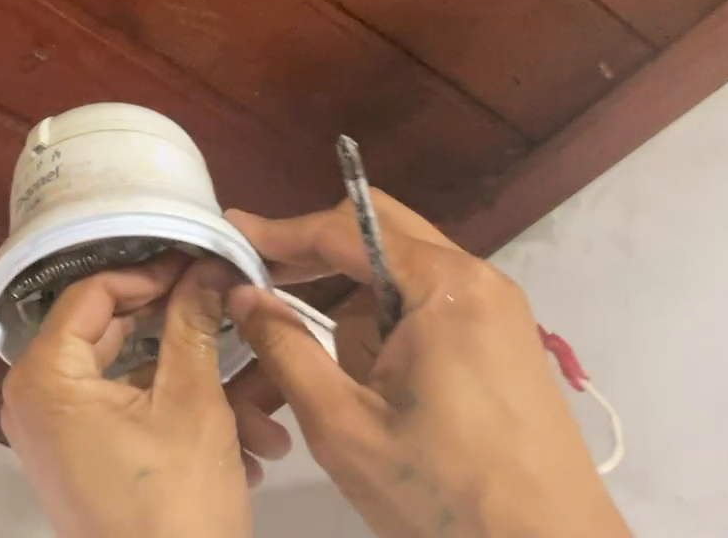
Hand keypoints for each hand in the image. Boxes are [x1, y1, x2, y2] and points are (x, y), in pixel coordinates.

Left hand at [0, 256, 289, 537]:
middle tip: (230, 313)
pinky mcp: (79, 461)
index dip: (149, 273)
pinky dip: (177, 420)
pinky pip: (126, 416)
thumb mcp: (191, 403)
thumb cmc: (174, 504)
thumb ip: (192, 323)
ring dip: (195, 389)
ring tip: (262, 412)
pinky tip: (243, 443)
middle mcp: (35, 397)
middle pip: (112, 335)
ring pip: (130, 381)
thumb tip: (206, 265)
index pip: (93, 293)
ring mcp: (56, 433)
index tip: (198, 263)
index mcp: (44, 375)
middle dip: (183, 337)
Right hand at [224, 196, 631, 537]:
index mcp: (443, 285)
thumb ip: (283, 346)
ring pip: (394, 264)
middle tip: (260, 275)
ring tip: (299, 334)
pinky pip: (420, 299)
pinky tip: (353, 363)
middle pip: (371, 228)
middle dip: (311, 250)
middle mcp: (474, 278)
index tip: (227, 234)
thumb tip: (240, 291)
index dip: (278, 233)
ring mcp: (493, 308)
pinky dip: (376, 315)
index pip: (340, 229)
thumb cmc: (446, 498)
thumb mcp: (342, 425)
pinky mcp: (499, 340)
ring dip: (342, 288)